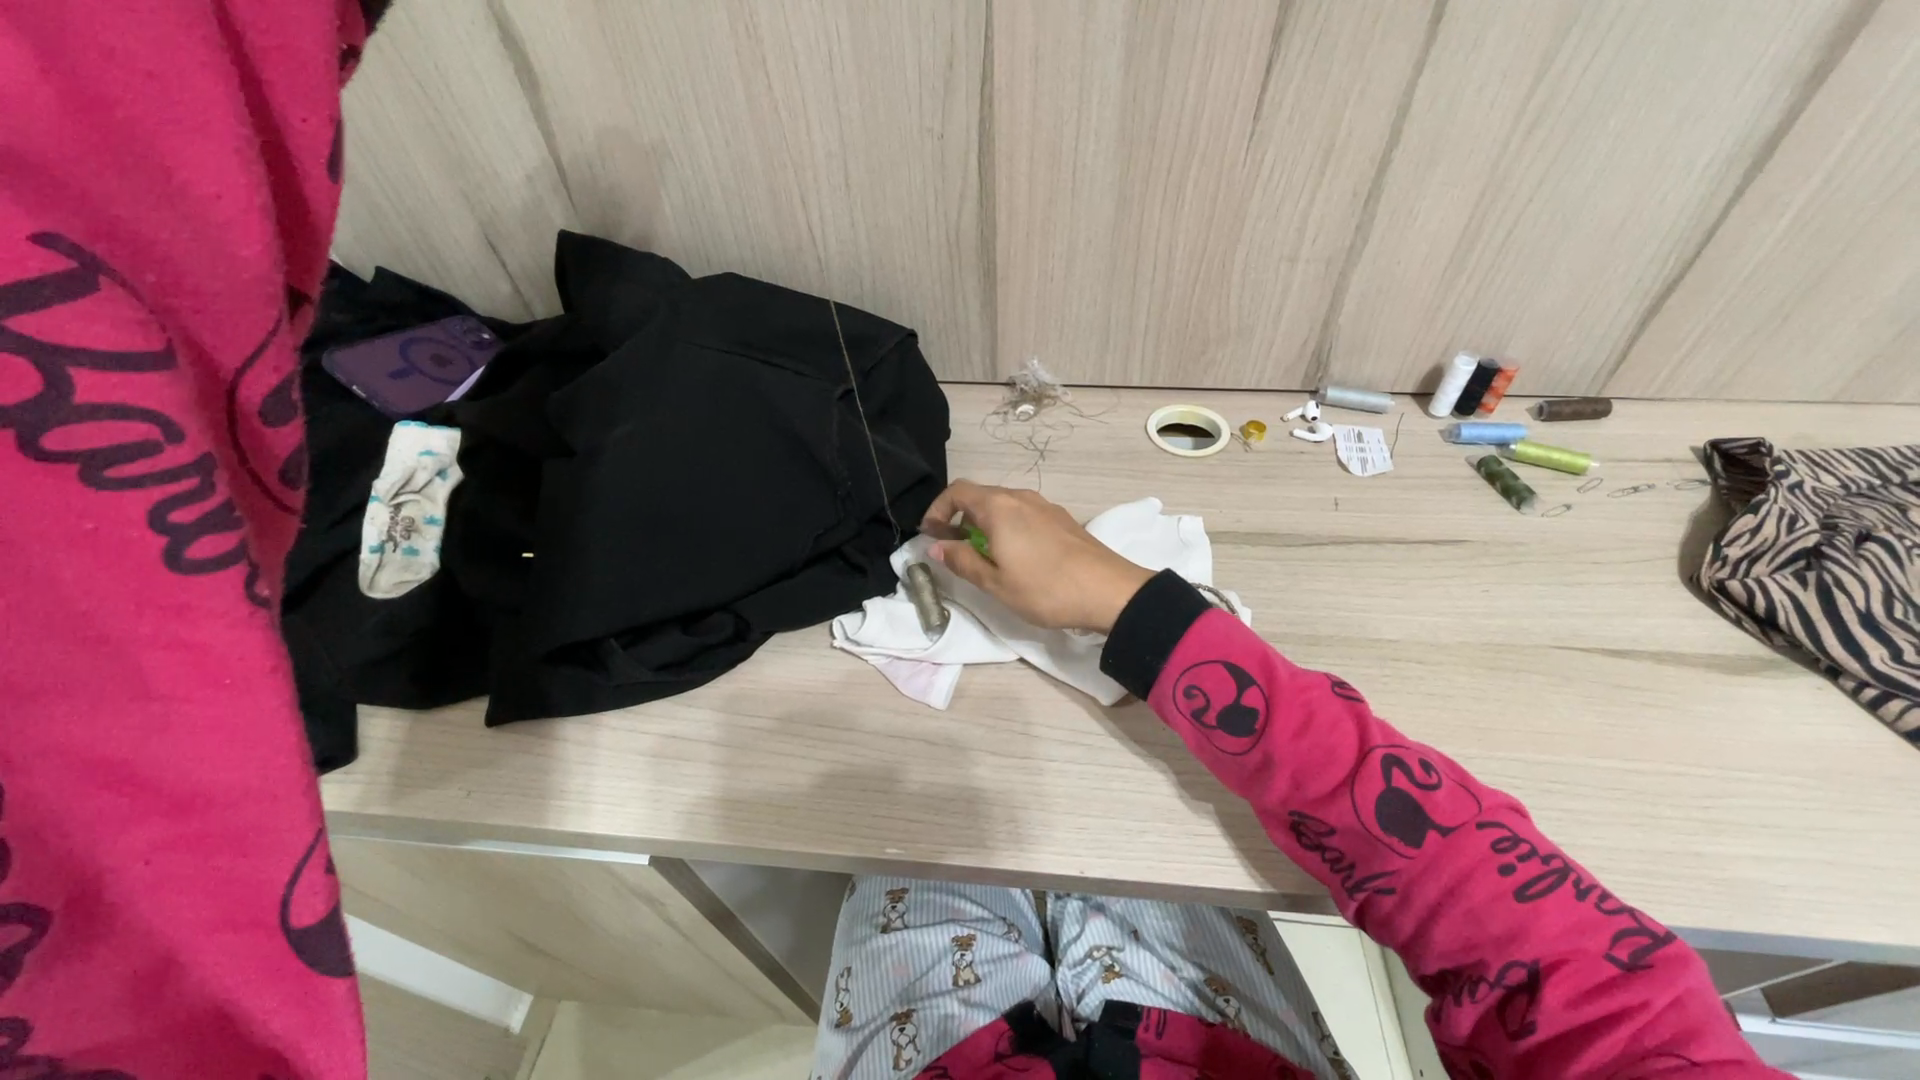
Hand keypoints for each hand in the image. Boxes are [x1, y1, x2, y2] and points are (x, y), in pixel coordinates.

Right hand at [920, 481, 1153, 633]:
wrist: (1109, 592)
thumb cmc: (1045, 589)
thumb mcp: (995, 583)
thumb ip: (962, 561)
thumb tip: (937, 546)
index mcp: (998, 507)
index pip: (956, 491)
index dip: (937, 510)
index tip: (930, 535)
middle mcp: (1020, 497)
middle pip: (980, 495)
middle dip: (958, 517)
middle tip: (951, 547)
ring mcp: (1044, 506)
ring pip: (1003, 505)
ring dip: (983, 523)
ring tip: (981, 555)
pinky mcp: (1061, 519)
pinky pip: (1023, 514)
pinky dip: (1006, 527)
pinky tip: (1014, 556)